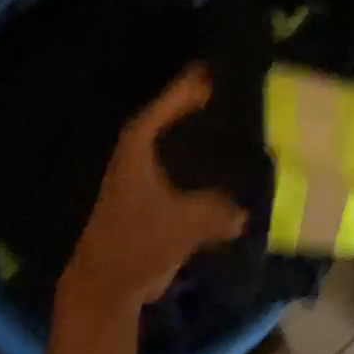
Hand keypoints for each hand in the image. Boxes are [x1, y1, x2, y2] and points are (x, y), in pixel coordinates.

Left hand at [60, 65, 248, 308]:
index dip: (190, 87)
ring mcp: (146, 175)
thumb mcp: (183, 223)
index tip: (214, 69)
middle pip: (176, 121)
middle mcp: (141, 152)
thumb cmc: (137, 242)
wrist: (108, 284)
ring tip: (242, 129)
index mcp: (139, 144)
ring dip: (204, 142)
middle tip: (237, 92)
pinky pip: (186, 174)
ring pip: (181, 148)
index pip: (168, 103)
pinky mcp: (155, 198)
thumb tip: (244, 210)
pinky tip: (232, 175)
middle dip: (202, 110)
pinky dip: (204, 171)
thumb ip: (218, 211)